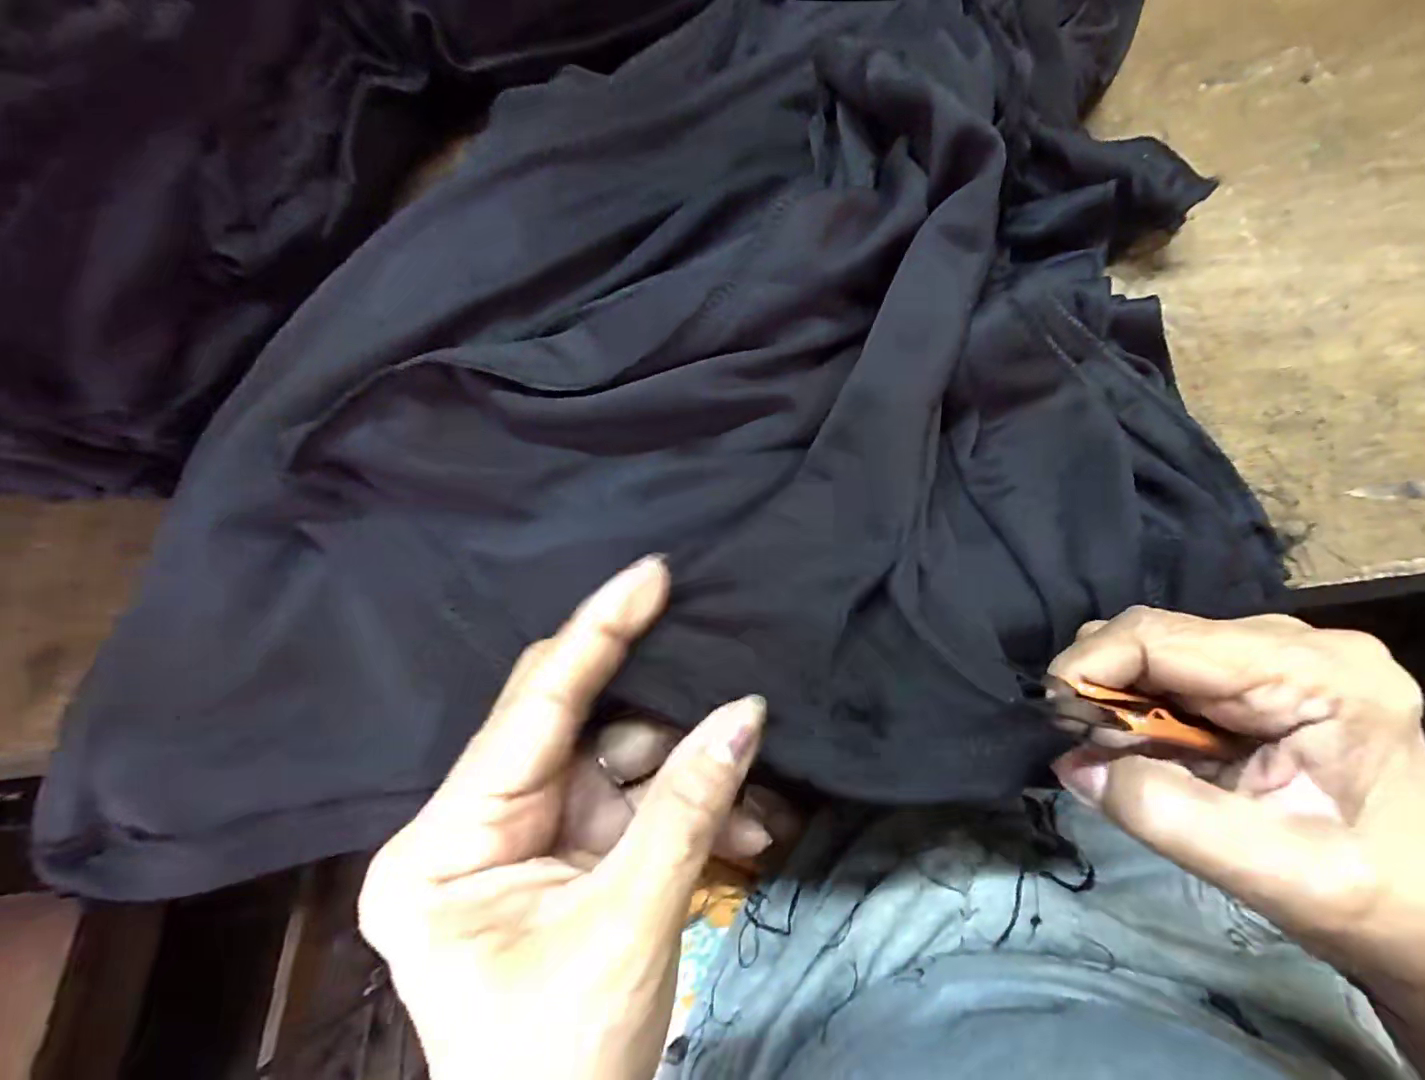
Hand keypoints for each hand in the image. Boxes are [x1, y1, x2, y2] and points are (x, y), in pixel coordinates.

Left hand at [358, 557, 789, 1079]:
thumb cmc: (565, 1053)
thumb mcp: (632, 922)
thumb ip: (690, 806)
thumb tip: (746, 709)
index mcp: (448, 844)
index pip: (533, 710)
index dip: (598, 634)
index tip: (651, 574)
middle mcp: (481, 824)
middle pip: (587, 728)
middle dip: (668, 719)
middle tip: (730, 683)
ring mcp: (534, 835)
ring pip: (630, 762)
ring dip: (698, 777)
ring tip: (758, 810)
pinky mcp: (577, 849)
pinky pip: (646, 799)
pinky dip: (698, 807)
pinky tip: (748, 831)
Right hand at [1049, 607, 1424, 987]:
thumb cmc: (1374, 903)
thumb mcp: (1271, 874)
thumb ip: (1167, 815)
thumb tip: (1074, 764)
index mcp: (1324, 674)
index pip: (1174, 636)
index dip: (1098, 662)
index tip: (1051, 709)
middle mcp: (1304, 645)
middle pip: (1167, 636)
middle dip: (1108, 683)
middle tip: (1079, 741)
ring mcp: (1288, 655)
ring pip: (1168, 651)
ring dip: (1125, 698)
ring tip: (1115, 755)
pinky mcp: (1271, 676)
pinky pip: (1184, 674)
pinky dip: (1149, 708)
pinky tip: (1147, 749)